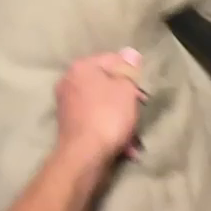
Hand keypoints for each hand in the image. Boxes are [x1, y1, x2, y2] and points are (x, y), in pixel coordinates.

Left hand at [53, 48, 145, 170]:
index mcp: (81, 66)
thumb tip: (130, 53)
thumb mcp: (126, 90)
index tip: (143, 91)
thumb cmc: (107, 117)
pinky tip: (125, 146)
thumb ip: (129, 70)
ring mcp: (67, 103)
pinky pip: (94, 120)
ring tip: (133, 135)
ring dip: (119, 117)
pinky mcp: (69, 124)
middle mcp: (70, 80)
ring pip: (102, 104)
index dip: (132, 74)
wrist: (84, 156)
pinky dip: (108, 129)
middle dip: (125, 98)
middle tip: (140, 110)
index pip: (113, 59)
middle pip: (106, 83)